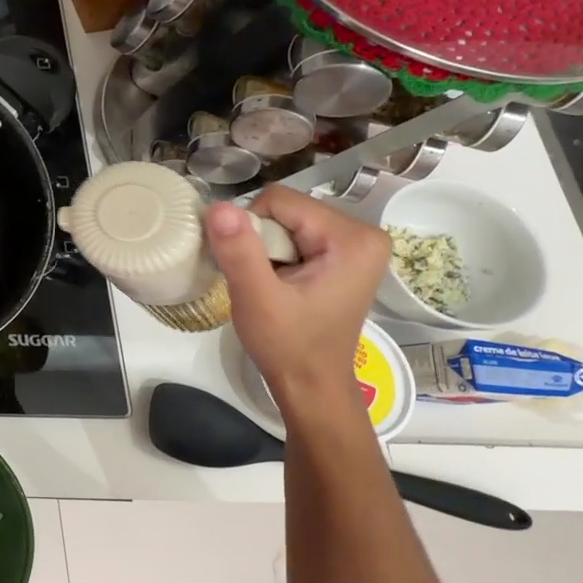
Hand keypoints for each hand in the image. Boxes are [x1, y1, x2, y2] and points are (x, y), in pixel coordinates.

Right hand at [205, 186, 389, 413]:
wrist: (311, 381)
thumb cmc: (288, 343)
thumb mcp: (257, 298)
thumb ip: (240, 251)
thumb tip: (218, 207)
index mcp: (353, 238)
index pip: (278, 201)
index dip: (252, 230)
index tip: (256, 268)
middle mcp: (364, 233)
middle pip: (285, 208)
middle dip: (261, 238)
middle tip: (262, 278)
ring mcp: (357, 244)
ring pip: (286, 219)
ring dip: (266, 247)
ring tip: (270, 282)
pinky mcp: (345, 255)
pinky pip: (296, 232)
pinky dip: (277, 253)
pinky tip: (279, 281)